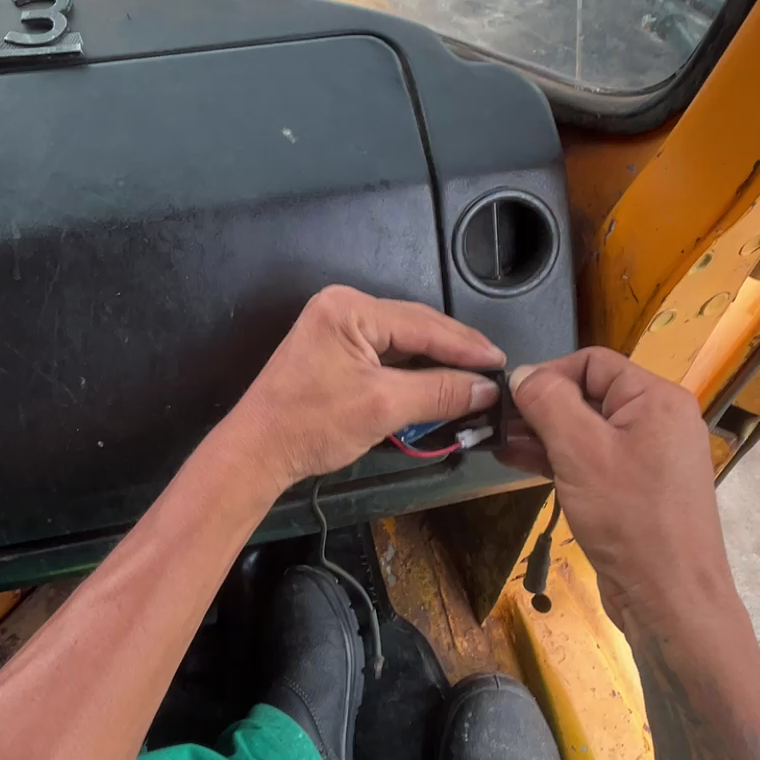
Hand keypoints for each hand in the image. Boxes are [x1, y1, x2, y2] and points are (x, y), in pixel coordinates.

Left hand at [214, 285, 504, 500]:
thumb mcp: (383, 407)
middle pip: (414, 326)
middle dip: (455, 350)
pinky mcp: (334, 349)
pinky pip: (385, 353)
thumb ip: (439, 392)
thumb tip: (488, 388)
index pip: (422, 324)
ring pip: (402, 340)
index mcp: (350, 309)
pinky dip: (413, 369)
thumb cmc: (313, 424)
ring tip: (476, 374)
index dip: (466, 345)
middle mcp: (343, 307)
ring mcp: (336, 327)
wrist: (256, 451)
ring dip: (437, 360)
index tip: (502, 361)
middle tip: (495, 368)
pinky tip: (439, 379)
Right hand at [498, 347, 730, 620]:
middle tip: (495, 423)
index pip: (591, 362)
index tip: (510, 400)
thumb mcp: (579, 450)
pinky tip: (519, 462)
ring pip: (585, 428)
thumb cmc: (628, 517)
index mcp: (655, 398)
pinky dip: (558, 457)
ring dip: (542, 433)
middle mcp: (657, 419)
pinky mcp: (635, 487)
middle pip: (587, 394)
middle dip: (539, 407)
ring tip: (498, 443)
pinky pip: (592, 457)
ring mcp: (647, 456)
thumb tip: (520, 373)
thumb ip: (547, 401)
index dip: (547, 374)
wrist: (669, 600)